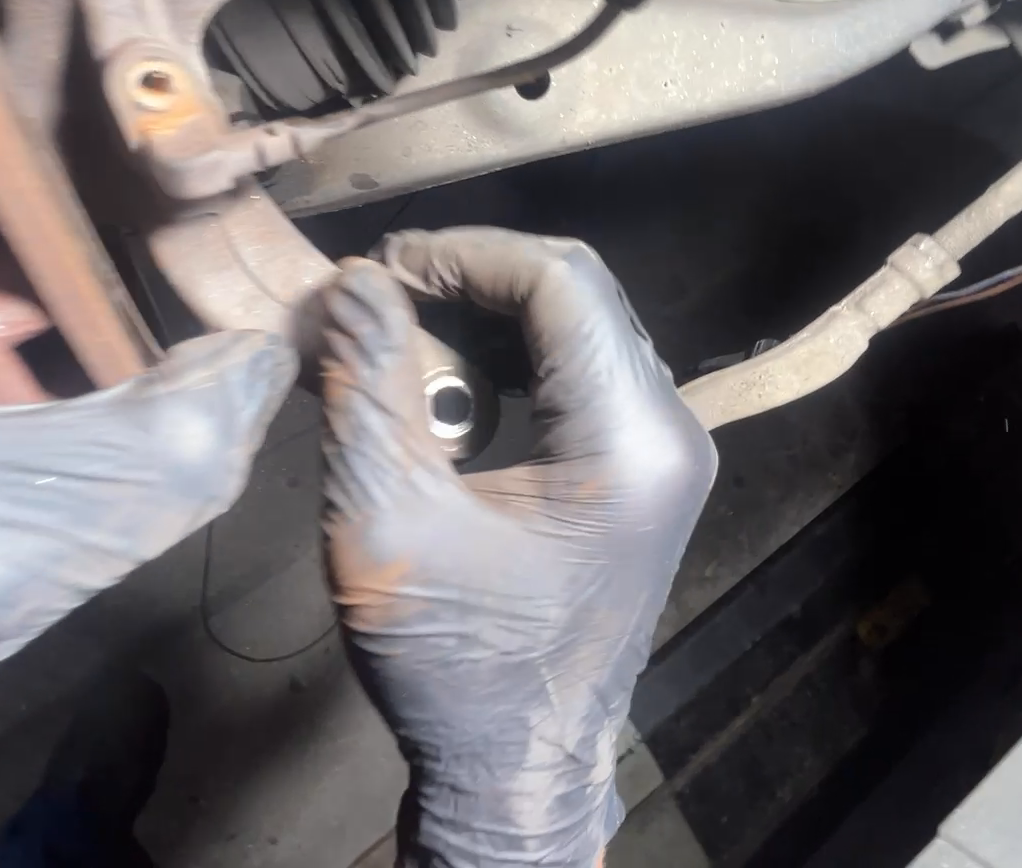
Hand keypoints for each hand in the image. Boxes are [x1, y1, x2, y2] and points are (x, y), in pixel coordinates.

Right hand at [318, 228, 717, 867]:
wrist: (519, 769)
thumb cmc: (452, 665)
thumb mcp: (384, 522)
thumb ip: (366, 388)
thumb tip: (352, 282)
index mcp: (629, 440)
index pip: (560, 281)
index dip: (465, 253)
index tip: (381, 269)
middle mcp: (668, 428)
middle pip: (577, 293)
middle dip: (473, 276)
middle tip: (384, 295)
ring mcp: (664, 446)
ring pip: (579, 323)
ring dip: (489, 312)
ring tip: (408, 329)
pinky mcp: (642, 464)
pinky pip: (581, 368)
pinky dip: (513, 353)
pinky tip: (455, 375)